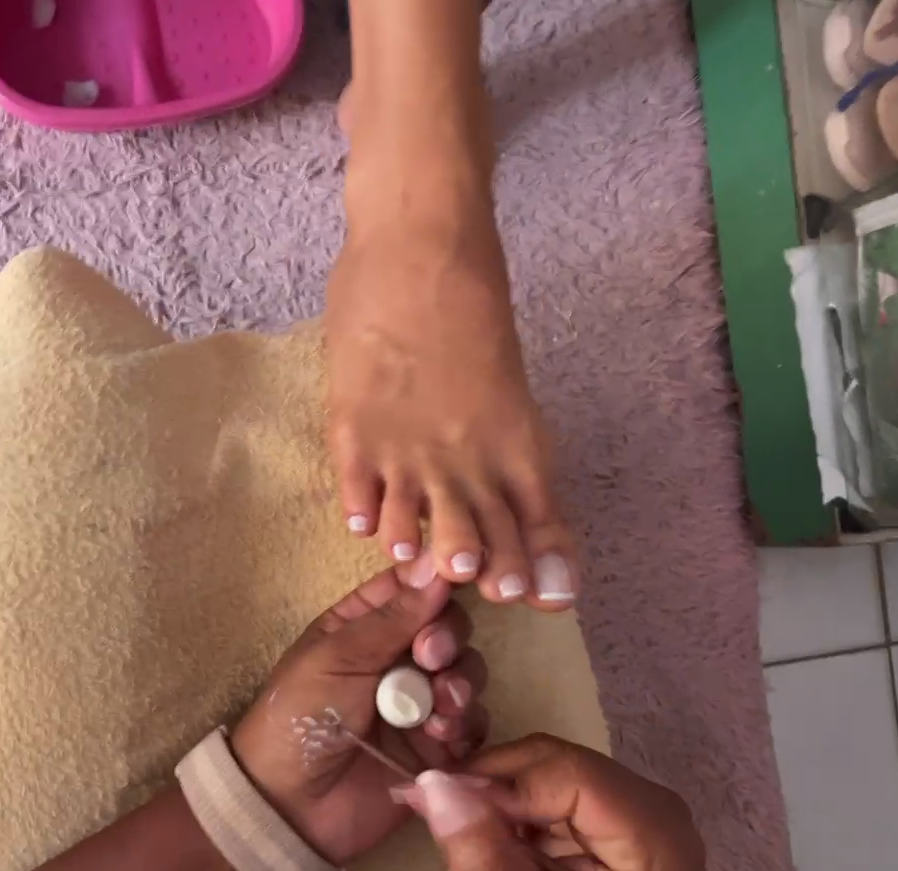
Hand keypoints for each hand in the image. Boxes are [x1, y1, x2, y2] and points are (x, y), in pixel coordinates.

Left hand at [229, 563, 489, 865]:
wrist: (291, 805)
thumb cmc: (300, 717)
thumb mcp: (337, 658)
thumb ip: (392, 617)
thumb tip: (438, 563)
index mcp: (361, 625)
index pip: (412, 589)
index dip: (435, 587)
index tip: (451, 587)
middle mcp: (395, 657)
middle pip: (448, 628)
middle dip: (447, 640)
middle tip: (430, 659)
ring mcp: (419, 702)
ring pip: (466, 673)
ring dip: (459, 684)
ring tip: (437, 709)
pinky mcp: (438, 746)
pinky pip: (472, 723)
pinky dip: (464, 725)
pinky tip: (441, 737)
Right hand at [324, 197, 578, 612]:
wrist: (418, 244)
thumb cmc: (469, 296)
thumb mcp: (507, 373)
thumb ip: (503, 433)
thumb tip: (488, 479)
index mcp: (514, 437)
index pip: (535, 519)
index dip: (539, 564)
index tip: (545, 598)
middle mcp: (463, 454)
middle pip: (476, 534)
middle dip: (483, 570)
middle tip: (476, 586)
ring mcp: (403, 446)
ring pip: (412, 526)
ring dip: (417, 550)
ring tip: (415, 562)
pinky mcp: (353, 428)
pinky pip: (357, 492)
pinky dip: (362, 512)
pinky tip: (362, 523)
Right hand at [402, 736, 705, 870]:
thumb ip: (484, 860)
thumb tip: (432, 786)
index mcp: (658, 841)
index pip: (569, 775)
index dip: (502, 784)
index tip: (447, 810)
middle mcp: (656, 807)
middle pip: (556, 759)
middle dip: (492, 780)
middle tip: (441, 811)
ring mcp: (635, 802)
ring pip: (545, 761)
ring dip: (495, 788)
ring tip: (463, 829)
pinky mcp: (611, 804)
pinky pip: (547, 775)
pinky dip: (509, 797)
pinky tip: (490, 833)